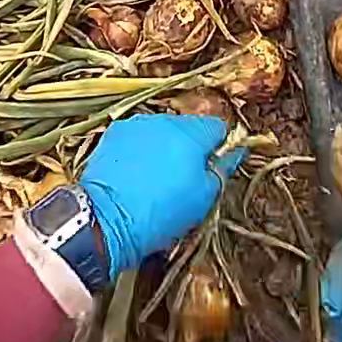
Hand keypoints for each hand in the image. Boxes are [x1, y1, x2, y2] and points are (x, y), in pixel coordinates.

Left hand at [80, 115, 243, 275]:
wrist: (103, 221)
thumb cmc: (160, 212)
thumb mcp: (202, 198)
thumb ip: (223, 169)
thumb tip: (238, 150)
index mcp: (193, 133)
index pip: (219, 128)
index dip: (219, 149)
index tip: (210, 170)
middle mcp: (166, 120)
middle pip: (189, 128)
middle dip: (190, 148)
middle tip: (182, 179)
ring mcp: (138, 123)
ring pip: (162, 131)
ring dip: (165, 147)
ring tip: (154, 178)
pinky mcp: (114, 132)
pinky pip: (137, 136)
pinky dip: (140, 149)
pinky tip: (133, 174)